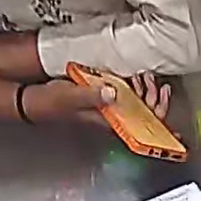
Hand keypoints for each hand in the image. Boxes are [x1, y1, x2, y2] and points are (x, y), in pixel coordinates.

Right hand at [23, 72, 170, 128]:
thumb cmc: (52, 103)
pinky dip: (135, 83)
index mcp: (110, 122)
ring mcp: (110, 104)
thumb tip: (113, 94)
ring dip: (147, 89)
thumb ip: (91, 96)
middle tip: (158, 85)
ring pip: (138, 101)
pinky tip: (138, 75)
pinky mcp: (105, 93)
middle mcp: (114, 115)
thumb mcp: (70, 98)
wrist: (35, 97)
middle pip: (145, 112)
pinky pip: (127, 91)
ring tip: (149, 78)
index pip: (140, 126)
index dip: (157, 118)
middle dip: (155, 99)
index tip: (165, 104)